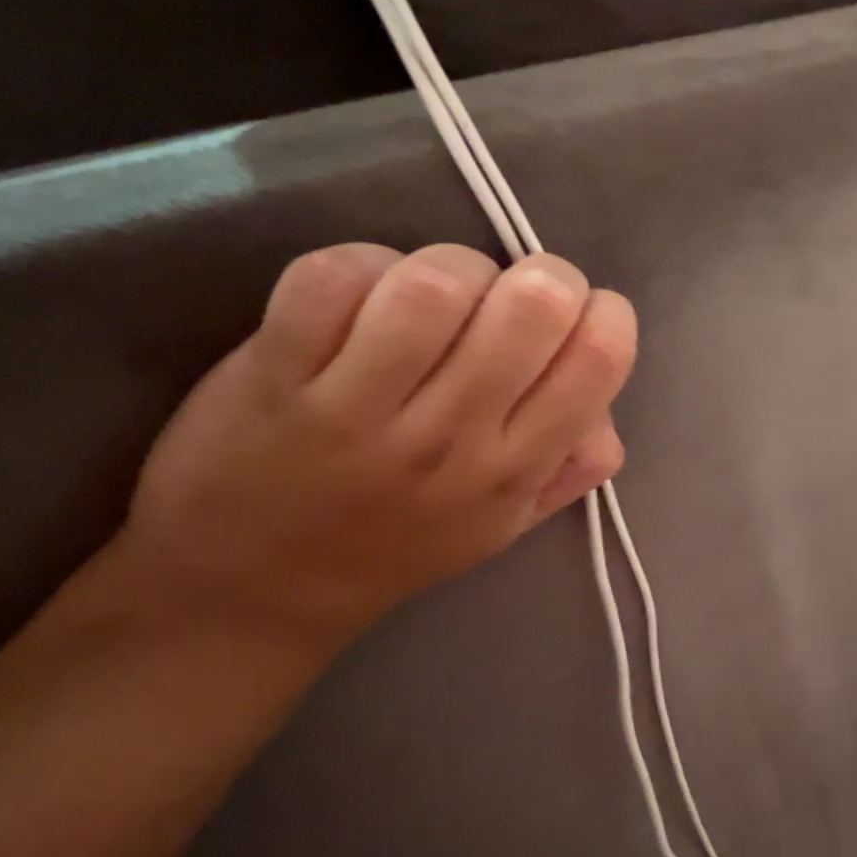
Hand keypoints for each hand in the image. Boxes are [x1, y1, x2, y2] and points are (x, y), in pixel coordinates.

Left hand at [111, 242, 635, 643]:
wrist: (252, 592)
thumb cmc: (398, 545)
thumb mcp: (507, 523)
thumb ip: (574, 467)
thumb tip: (604, 408)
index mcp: (515, 468)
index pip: (599, 358)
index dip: (602, 312)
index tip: (576, 318)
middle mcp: (450, 437)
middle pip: (532, 304)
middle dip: (540, 275)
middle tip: (511, 294)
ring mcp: (358, 407)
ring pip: (435, 283)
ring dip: (451, 267)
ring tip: (436, 293)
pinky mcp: (274, 374)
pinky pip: (333, 278)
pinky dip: (361, 264)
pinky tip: (363, 293)